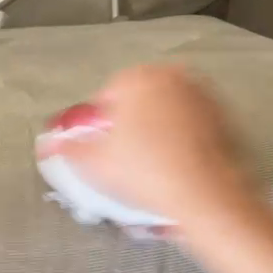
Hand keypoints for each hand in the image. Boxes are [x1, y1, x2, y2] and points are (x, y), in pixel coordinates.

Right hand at [39, 64, 268, 241]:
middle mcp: (172, 75)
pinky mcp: (226, 118)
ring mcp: (203, 94)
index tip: (99, 155)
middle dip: (127, 128)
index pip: (104, 99)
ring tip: (148, 170)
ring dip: (153, 136)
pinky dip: (180, 143)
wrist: (205, 197)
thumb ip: (65, 150)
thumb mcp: (93, 165)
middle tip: (122, 164)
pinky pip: (190, 128)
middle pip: (137, 103)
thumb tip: (47, 144)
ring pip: (164, 115)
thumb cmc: (145, 175)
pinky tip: (174, 171)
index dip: (96, 130)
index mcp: (137, 77)